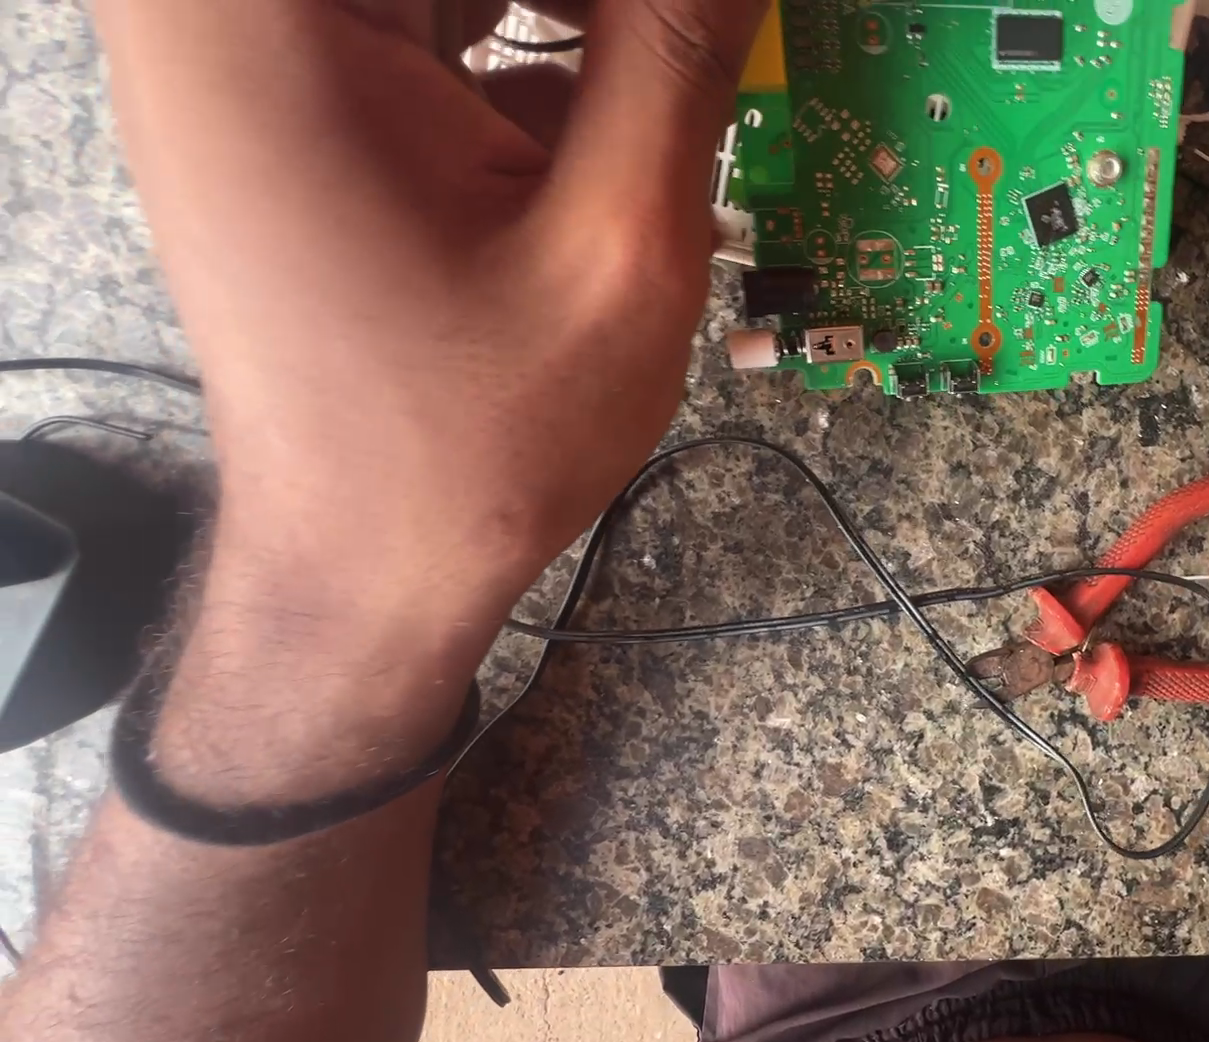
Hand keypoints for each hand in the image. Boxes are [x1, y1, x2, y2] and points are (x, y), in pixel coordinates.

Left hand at [98, 0, 767, 620]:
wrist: (387, 555)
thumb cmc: (485, 438)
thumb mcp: (619, 247)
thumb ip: (679, 65)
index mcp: (261, 8)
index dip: (636, 1)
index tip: (712, 35)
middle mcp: (232, 8)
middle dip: (617, 18)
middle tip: (704, 60)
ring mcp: (268, 57)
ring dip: (594, 38)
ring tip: (674, 112)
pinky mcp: (319, 111)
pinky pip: (450, 35)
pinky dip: (551, 74)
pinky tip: (616, 153)